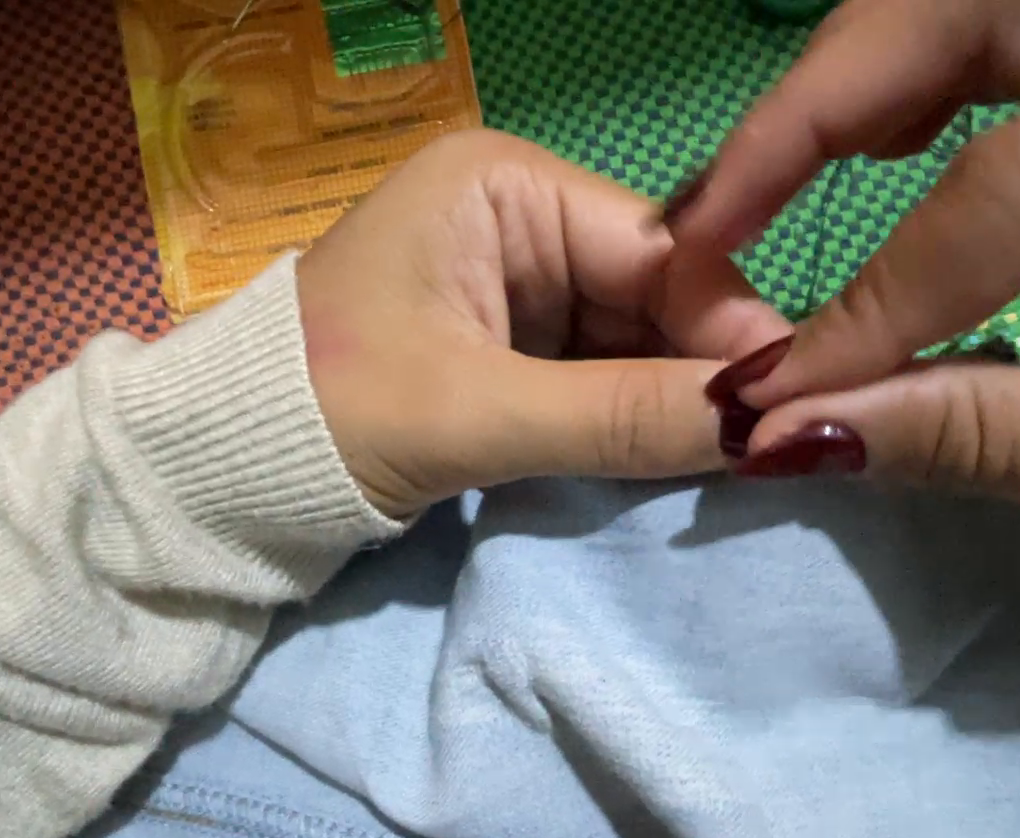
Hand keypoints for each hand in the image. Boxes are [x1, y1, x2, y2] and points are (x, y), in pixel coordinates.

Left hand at [297, 131, 790, 518]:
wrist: (232, 469)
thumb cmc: (330, 413)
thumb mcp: (475, 411)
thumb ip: (615, 417)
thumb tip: (758, 427)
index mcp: (502, 187)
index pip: (655, 246)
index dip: (725, 322)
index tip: (787, 397)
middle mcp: (516, 222)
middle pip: (649, 294)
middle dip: (700, 369)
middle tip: (765, 442)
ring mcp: (514, 288)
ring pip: (628, 342)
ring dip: (668, 401)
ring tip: (729, 456)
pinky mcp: (507, 349)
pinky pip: (594, 377)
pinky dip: (628, 419)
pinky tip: (667, 454)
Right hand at [669, 0, 1019, 571]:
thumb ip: (1001, 441)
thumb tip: (792, 433)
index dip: (877, 297)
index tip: (769, 393)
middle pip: (987, 1)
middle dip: (810, 118)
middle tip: (697, 231)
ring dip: (835, 92)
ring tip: (736, 198)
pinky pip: (1010, 22)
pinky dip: (897, 85)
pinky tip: (842, 150)